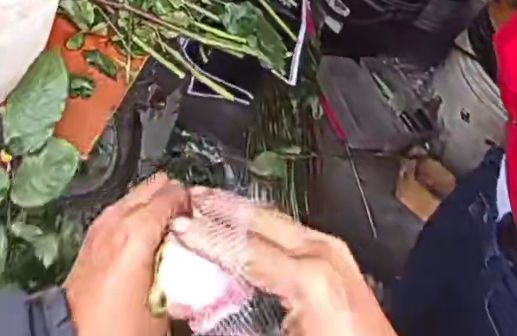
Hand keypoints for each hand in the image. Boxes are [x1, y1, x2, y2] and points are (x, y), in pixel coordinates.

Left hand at [65, 174, 189, 335]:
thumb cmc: (117, 326)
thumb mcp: (161, 306)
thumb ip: (179, 271)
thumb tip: (190, 256)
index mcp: (137, 230)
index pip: (172, 194)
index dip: (190, 203)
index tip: (199, 218)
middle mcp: (119, 217)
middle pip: (155, 185)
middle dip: (173, 197)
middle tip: (186, 220)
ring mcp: (104, 221)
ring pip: (138, 192)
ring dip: (155, 204)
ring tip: (168, 230)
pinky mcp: (94, 231)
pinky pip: (123, 207)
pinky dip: (138, 212)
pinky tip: (145, 237)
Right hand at [173, 189, 395, 335]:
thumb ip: (240, 320)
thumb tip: (203, 304)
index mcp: (310, 278)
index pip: (244, 248)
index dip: (207, 236)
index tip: (180, 224)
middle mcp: (321, 252)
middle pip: (259, 219)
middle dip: (221, 206)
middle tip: (190, 197)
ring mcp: (332, 250)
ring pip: (274, 218)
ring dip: (239, 210)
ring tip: (209, 202)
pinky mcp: (336, 256)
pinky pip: (289, 228)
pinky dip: (260, 223)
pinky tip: (243, 224)